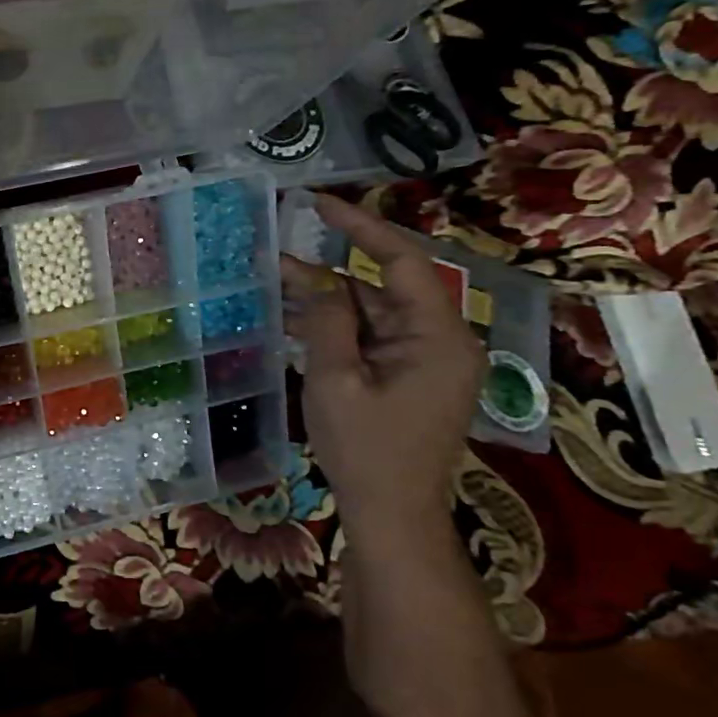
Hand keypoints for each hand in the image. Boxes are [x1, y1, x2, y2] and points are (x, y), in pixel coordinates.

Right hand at [280, 195, 484, 527]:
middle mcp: (443, 340)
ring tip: (275, 285)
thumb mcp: (336, 381)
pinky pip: (373, 338)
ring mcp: (429, 360)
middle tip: (275, 255)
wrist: (392, 512)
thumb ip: (328, 321)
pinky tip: (298, 320)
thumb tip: (314, 275)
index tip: (319, 204)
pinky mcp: (412, 377)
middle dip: (330, 271)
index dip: (361, 227)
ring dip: (329, 300)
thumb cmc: (365, 449)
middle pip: (385, 287)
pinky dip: (338, 327)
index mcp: (439, 337)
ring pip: (375, 312)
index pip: (404, 261)